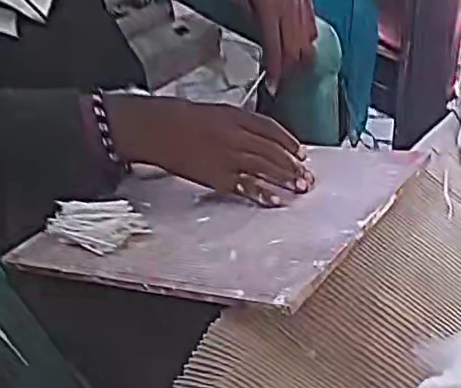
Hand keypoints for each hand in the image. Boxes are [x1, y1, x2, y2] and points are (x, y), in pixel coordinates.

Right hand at [103, 94, 311, 204]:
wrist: (153, 128)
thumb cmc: (178, 119)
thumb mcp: (211, 113)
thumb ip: (235, 125)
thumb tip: (256, 142)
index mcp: (233, 116)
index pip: (269, 128)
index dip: (288, 142)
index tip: (301, 153)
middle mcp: (235, 136)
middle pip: (272, 151)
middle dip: (292, 165)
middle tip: (308, 177)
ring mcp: (228, 158)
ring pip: (264, 169)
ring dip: (285, 180)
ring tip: (300, 188)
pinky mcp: (219, 178)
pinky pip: (246, 188)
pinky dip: (263, 195)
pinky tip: (276, 200)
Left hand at [248, 0, 317, 92]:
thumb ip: (249, 15)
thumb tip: (255, 30)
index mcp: (270, 9)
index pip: (274, 52)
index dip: (274, 74)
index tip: (273, 88)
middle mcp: (288, 8)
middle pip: (294, 52)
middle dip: (288, 69)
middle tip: (281, 76)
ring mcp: (300, 2)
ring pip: (308, 40)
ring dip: (301, 56)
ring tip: (293, 63)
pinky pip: (312, 23)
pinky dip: (308, 36)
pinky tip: (302, 40)